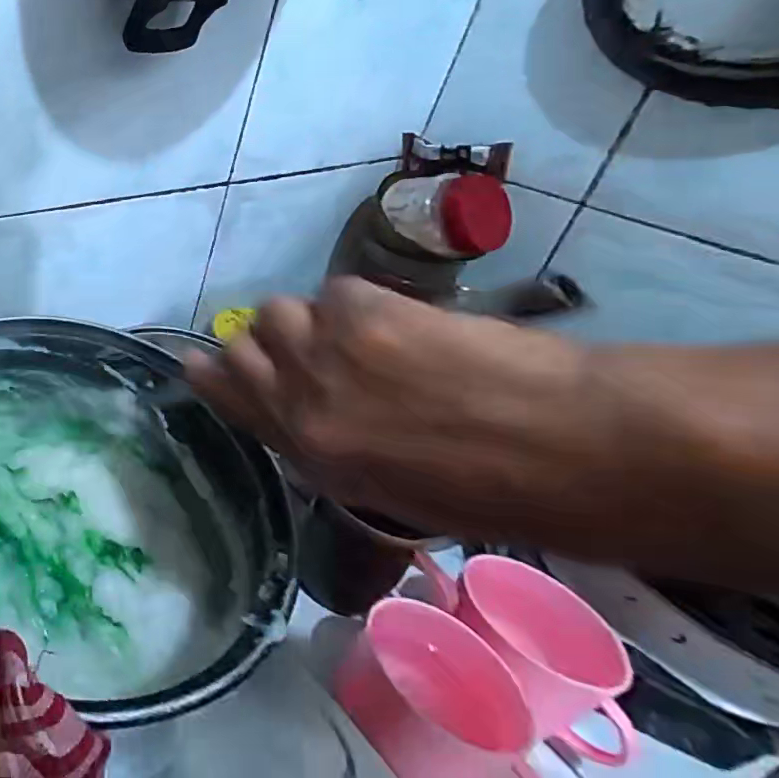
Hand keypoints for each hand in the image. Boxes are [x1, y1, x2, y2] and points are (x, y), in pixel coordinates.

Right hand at [182, 277, 697, 562]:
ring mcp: (326, 353)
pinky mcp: (362, 311)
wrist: (585, 445)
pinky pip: (334, 291)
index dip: (210, 376)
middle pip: (242, 346)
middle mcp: (301, 401)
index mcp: (310, 452)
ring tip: (360, 332)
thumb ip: (324, 445)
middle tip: (308, 345)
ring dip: (310, 318)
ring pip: (279, 310)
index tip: (194, 360)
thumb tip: (294, 410)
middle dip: (266, 344)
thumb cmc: (498, 487)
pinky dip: (361, 303)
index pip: (231, 400)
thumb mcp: (389, 488)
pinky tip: (403, 323)